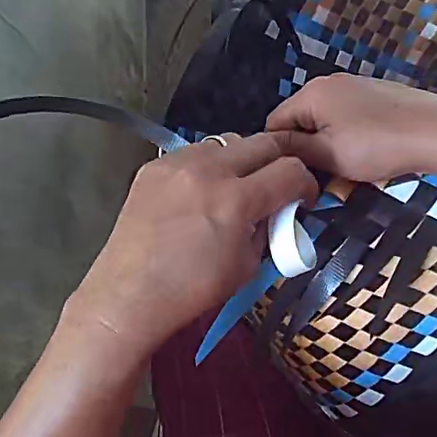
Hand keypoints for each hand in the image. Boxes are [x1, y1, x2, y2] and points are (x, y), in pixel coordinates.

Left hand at [64, 133, 317, 361]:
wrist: (130, 294)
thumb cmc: (192, 290)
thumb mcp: (247, 265)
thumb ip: (268, 229)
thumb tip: (276, 210)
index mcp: (236, 200)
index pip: (290, 171)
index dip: (306, 184)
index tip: (303, 198)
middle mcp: (207, 171)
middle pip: (263, 143)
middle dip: (279, 162)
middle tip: (278, 185)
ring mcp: (177, 164)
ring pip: (227, 142)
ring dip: (242, 160)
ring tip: (237, 188)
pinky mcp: (154, 166)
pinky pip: (194, 154)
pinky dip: (208, 167)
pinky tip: (202, 193)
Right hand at [265, 73, 436, 182]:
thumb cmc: (377, 145)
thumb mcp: (328, 154)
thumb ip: (293, 149)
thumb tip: (271, 148)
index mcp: (312, 92)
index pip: (274, 123)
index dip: (278, 153)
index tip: (291, 176)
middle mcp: (331, 82)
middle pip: (301, 122)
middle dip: (307, 151)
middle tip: (322, 179)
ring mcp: (357, 87)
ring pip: (327, 124)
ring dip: (330, 149)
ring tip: (348, 172)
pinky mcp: (378, 96)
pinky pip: (349, 120)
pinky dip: (351, 140)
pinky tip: (370, 156)